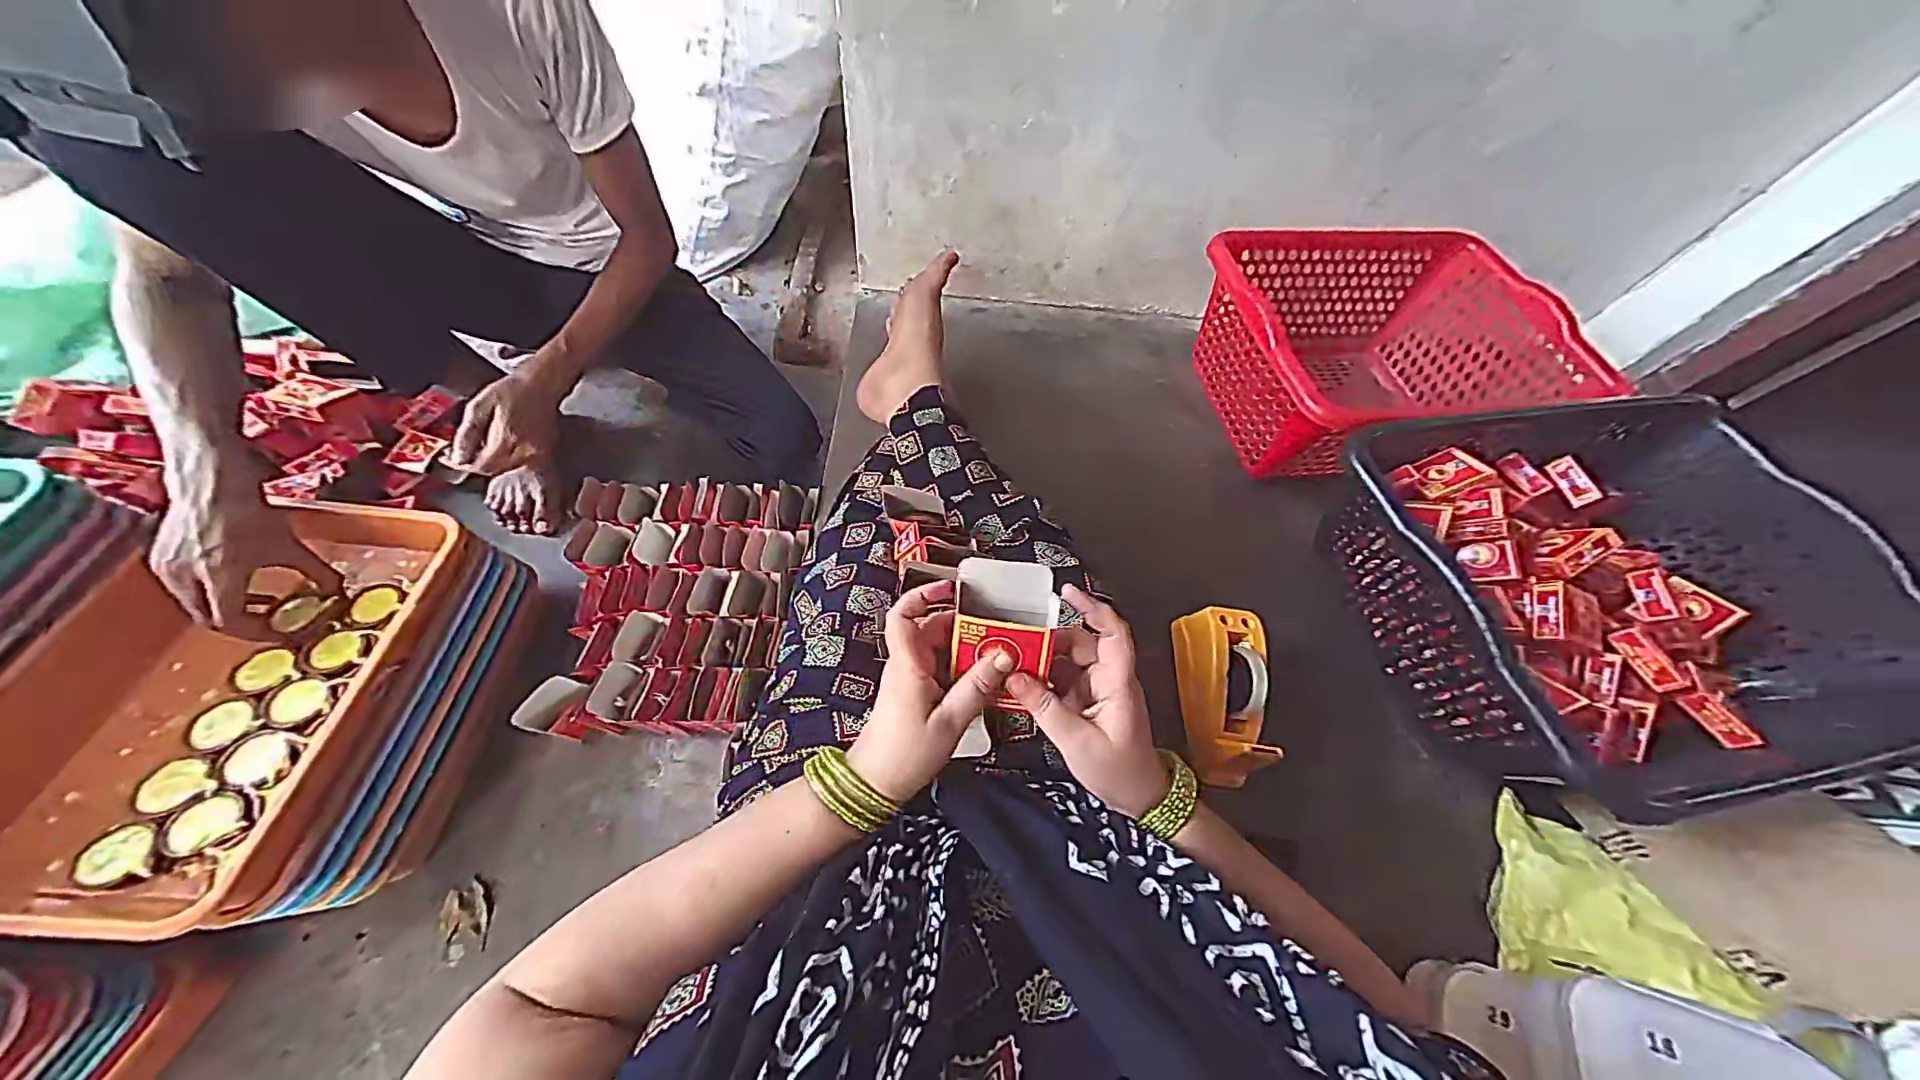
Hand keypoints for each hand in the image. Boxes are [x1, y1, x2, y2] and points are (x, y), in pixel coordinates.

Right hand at [151, 456, 342, 638]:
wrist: (212, 482)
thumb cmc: (251, 512)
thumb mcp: (290, 546)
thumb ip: (316, 572)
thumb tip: (337, 589)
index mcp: (218, 577)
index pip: (232, 621)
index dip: (260, 633)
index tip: (283, 634)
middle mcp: (185, 576)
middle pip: (211, 618)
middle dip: (244, 624)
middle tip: (273, 624)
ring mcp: (168, 567)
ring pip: (196, 604)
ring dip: (229, 608)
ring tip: (264, 603)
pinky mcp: (161, 557)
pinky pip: (186, 587)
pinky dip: (213, 592)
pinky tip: (240, 583)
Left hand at [447, 367, 562, 476]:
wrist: (542, 386)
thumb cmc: (511, 391)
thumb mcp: (479, 406)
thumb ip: (468, 433)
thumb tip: (458, 456)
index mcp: (507, 441)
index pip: (481, 466)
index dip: (462, 465)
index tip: (449, 458)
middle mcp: (525, 453)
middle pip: (494, 470)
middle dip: (475, 463)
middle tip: (461, 452)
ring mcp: (538, 454)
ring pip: (507, 468)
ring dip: (491, 462)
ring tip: (480, 447)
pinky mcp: (545, 452)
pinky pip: (521, 464)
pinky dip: (506, 459)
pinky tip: (501, 445)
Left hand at [845, 580, 1014, 801]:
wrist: (876, 783)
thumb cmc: (904, 754)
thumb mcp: (950, 721)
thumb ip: (977, 687)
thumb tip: (1003, 656)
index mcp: (908, 664)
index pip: (904, 613)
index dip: (925, 594)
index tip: (952, 589)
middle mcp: (907, 664)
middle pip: (934, 629)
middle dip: (966, 627)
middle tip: (997, 635)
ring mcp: (911, 677)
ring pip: (942, 649)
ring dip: (968, 650)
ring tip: (997, 659)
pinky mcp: (917, 691)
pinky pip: (942, 668)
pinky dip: (963, 669)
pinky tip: (983, 681)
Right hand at [1004, 585, 1168, 816]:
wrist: (1141, 798)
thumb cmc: (1122, 773)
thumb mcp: (1076, 742)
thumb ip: (1044, 708)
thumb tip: (1016, 678)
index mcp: (1118, 683)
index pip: (1112, 632)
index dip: (1092, 607)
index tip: (1067, 592)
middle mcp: (1110, 680)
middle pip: (1082, 644)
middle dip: (1051, 640)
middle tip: (1022, 642)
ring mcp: (1100, 691)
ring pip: (1071, 662)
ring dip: (1045, 662)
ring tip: (1019, 666)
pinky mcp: (1090, 703)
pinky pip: (1066, 681)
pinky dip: (1046, 680)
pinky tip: (1027, 687)